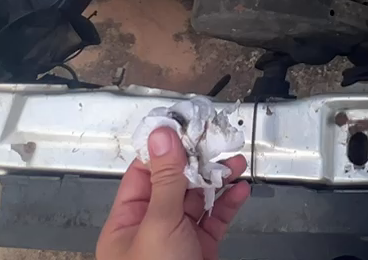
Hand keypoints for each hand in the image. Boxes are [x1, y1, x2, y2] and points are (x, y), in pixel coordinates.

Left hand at [97, 127, 248, 259]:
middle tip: (219, 138)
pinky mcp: (200, 251)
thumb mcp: (159, 225)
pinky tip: (241, 190)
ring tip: (235, 162)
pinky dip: (230, 202)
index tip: (187, 121)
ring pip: (198, 198)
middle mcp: (150, 228)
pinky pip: (215, 219)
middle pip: (175, 181)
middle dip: (199, 160)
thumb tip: (162, 135)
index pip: (144, 171)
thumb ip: (166, 180)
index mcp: (126, 222)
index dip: (166, 145)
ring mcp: (176, 240)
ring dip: (219, 177)